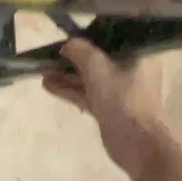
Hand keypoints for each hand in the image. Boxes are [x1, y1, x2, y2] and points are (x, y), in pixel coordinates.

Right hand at [42, 38, 167, 175]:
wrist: (138, 146)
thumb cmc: (122, 99)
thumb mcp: (97, 67)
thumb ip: (79, 50)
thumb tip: (67, 45)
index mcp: (138, 56)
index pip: (111, 38)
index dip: (89, 35)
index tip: (69, 35)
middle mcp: (132, 70)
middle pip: (98, 58)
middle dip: (73, 56)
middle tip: (51, 53)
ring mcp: (121, 91)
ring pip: (90, 77)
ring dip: (67, 73)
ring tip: (42, 68)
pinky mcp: (110, 108)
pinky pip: (87, 93)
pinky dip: (70, 89)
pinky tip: (47, 85)